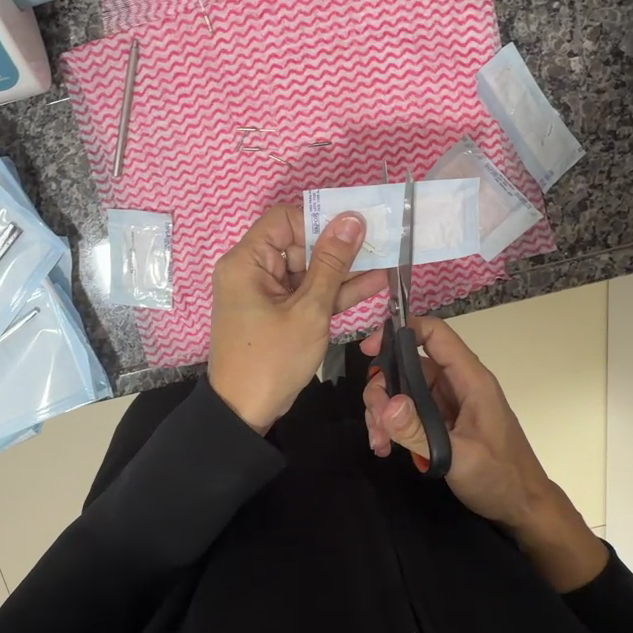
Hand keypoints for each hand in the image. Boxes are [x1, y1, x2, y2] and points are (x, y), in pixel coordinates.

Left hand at [208, 205, 388, 432]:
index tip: (353, 229)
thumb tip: (352, 220)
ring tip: (386, 262)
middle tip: (379, 246)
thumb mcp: (309, 310)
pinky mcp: (277, 314)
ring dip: (343, 271)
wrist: (245, 413)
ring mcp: (265, 294)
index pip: (283, 220)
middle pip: (298, 244)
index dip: (318, 221)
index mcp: (247, 262)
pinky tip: (373, 284)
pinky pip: (306, 293)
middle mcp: (252, 271)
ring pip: (307, 270)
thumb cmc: (273, 359)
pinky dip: (333, 292)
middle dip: (337, 247)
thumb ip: (332, 264)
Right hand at [363, 316, 606, 590]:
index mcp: (471, 381)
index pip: (435, 334)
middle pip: (409, 364)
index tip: (369, 350)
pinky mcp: (441, 422)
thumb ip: (419, 432)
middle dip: (383, 388)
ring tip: (379, 442)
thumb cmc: (500, 479)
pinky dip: (392, 425)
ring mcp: (448, 403)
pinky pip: (409, 412)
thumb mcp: (458, 457)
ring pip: (404, 390)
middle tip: (374, 420)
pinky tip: (386, 447)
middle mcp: (458, 385)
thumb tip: (385, 404)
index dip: (400, 332)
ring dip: (384, 411)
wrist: (523, 508)